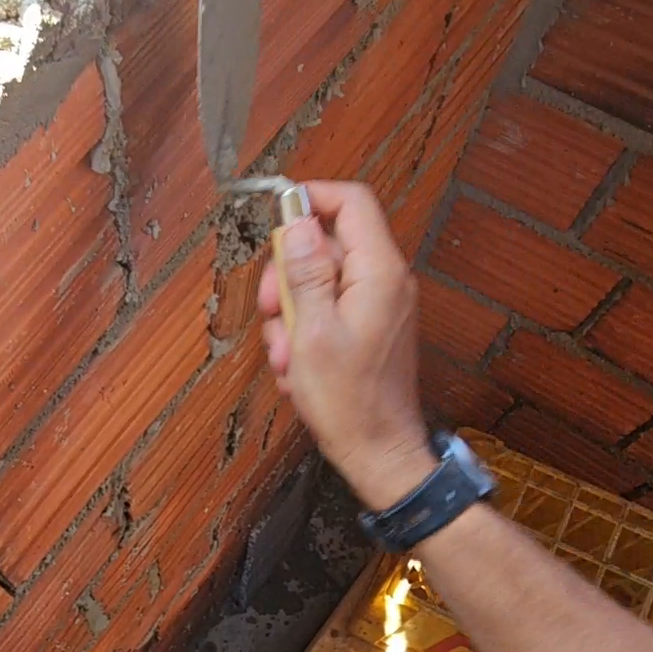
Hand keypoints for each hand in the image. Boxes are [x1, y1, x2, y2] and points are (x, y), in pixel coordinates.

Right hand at [257, 181, 435, 510]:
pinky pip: (326, 314)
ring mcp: (376, 308)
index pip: (351, 204)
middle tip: (268, 309)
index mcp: (378, 273)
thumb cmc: (349, 401)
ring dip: (289, 315)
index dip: (311, 200)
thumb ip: (304, 272)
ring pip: (319, 284)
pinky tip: (297, 368)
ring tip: (284, 355)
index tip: (275, 217)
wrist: (376, 451)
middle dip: (287, 274)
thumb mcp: (312, 332)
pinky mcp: (366, 331)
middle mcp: (384, 283)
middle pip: (326, 246)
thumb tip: (296, 223)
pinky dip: (303, 335)